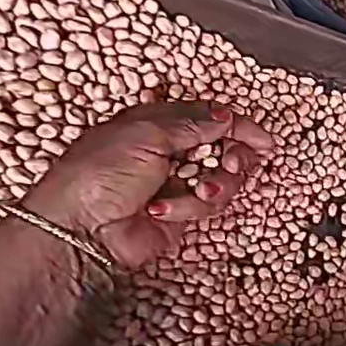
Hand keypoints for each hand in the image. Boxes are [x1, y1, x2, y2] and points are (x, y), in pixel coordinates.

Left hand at [19, 103, 273, 267]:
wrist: (81, 229)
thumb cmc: (100, 174)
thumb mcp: (146, 136)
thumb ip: (192, 124)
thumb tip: (226, 117)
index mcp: (158, 123)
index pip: (210, 118)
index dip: (239, 127)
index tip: (263, 141)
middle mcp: (172, 150)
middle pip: (224, 148)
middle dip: (233, 158)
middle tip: (231, 166)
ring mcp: (179, 181)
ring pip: (223, 179)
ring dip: (214, 186)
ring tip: (197, 191)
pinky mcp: (183, 210)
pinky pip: (208, 205)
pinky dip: (191, 207)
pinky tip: (165, 210)